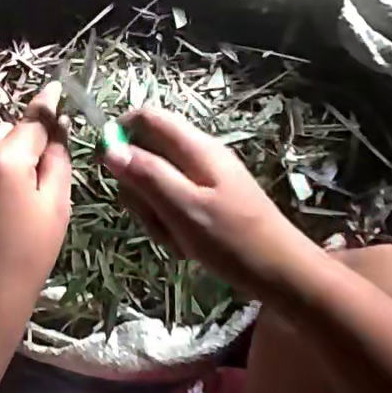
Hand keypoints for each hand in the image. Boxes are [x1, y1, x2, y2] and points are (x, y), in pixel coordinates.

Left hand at [0, 84, 71, 333]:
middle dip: (20, 142)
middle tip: (36, 174)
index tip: (54, 88)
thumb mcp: (55, 209)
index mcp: (5, 159)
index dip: (46, 106)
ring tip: (9, 198)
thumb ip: (57, 161)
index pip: (31, 121)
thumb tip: (58, 127)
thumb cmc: (25, 258)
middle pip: (2, 133)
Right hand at [102, 106, 311, 297]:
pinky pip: (170, 203)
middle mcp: (198, 156)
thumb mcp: (183, 208)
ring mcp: (202, 179)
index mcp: (195, 148)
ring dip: (153, 211)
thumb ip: (147, 176)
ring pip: (154, 183)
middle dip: (137, 187)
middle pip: (145, 154)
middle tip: (154, 217)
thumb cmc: (234, 240)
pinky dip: (168, 223)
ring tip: (174, 236)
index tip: (108, 169)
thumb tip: (110, 149)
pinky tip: (184, 244)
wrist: (282, 274)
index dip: (120, 135)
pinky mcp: (206, 200)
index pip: (146, 118)